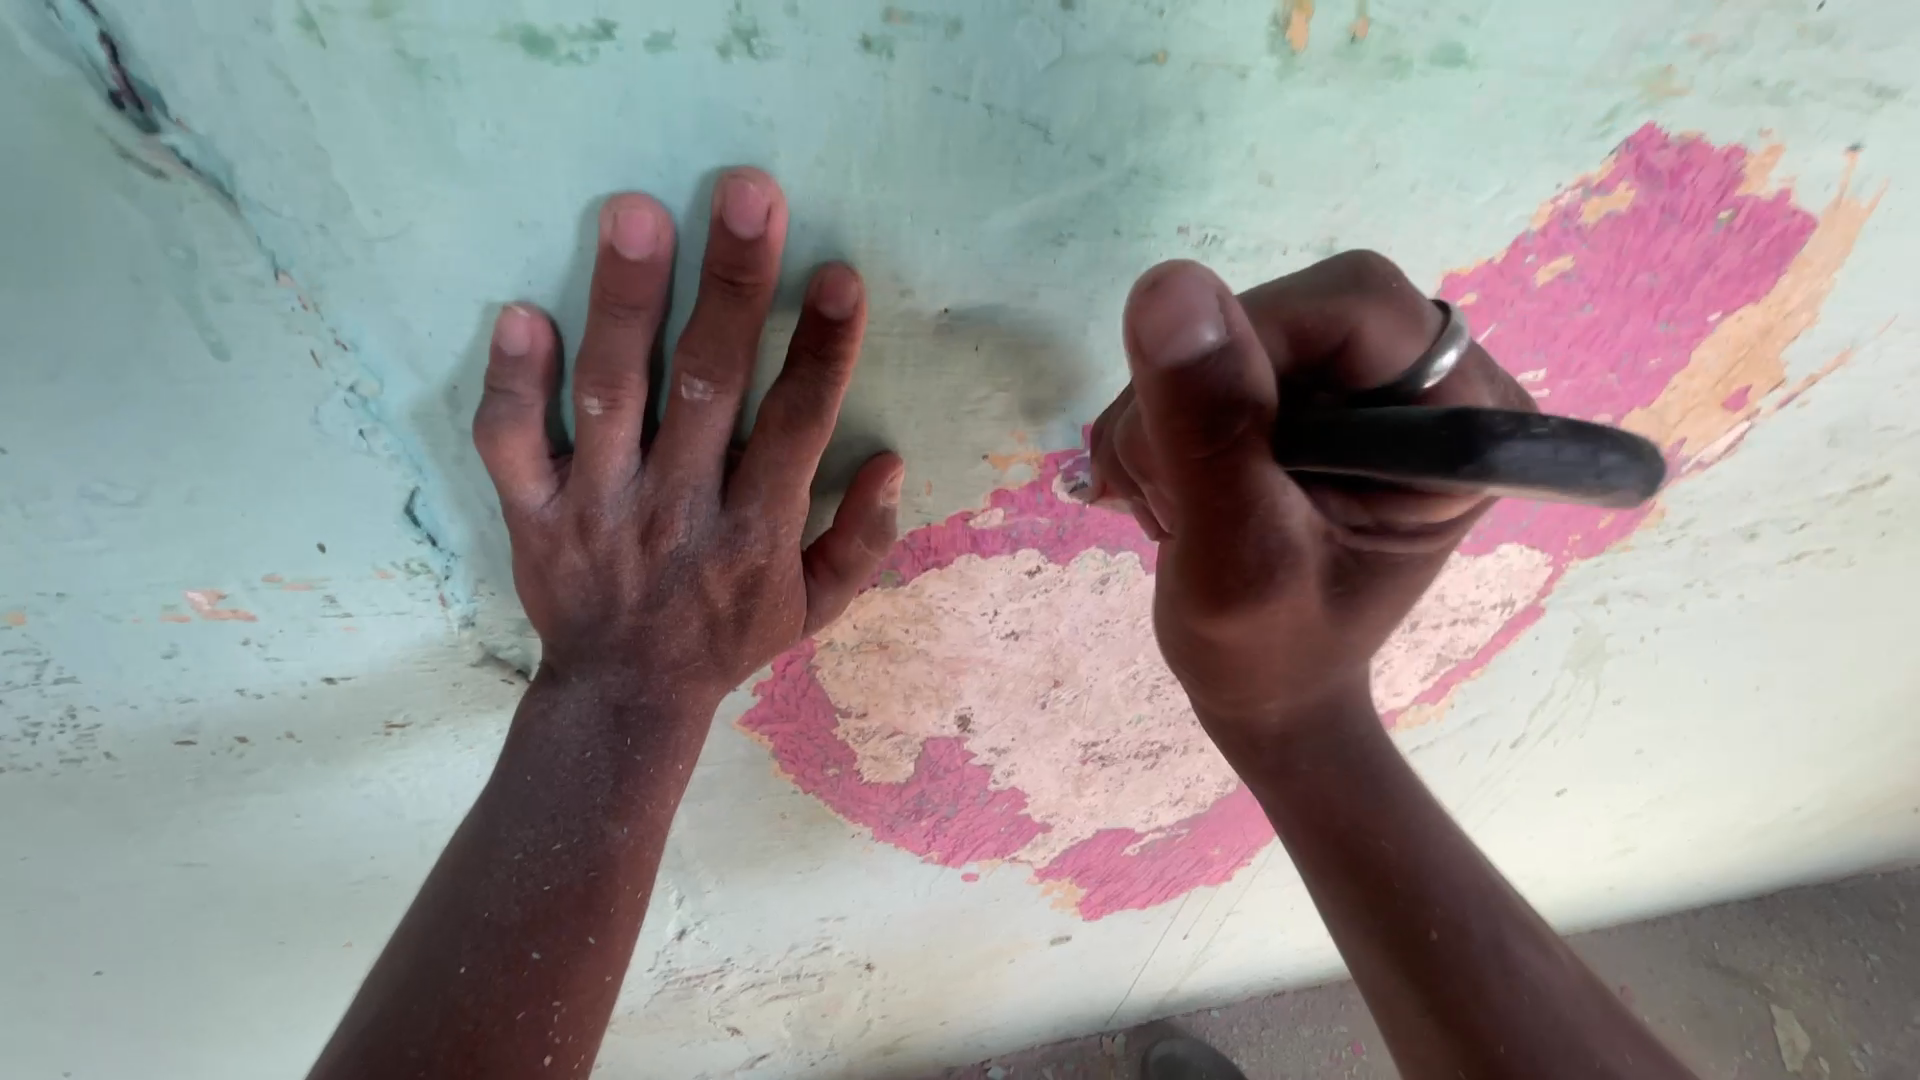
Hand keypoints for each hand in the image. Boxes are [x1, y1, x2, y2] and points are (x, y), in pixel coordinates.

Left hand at [472, 170, 903, 706]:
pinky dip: (512, 384)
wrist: (625, 696)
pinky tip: (520, 314)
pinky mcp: (533, 516)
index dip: (824, 352)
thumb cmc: (730, 638)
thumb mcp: (817, 609)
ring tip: (638, 214)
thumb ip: (861, 539)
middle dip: (735, 289)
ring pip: (612, 396)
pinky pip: (513, 446)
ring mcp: (597, 510)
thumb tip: (890, 461)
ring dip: (624, 304)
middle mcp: (679, 510)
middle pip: (709, 387)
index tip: (840, 277)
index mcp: (756, 534)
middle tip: (748, 195)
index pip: (797, 427)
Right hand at [1086, 252, 1532, 738]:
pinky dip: (1146, 426)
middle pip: (1270, 315)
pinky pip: (1191, 368)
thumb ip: (1208, 430)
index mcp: (1455, 420)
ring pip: (1213, 339)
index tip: (1181, 448)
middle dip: (1183, 402)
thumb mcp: (1235, 556)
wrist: (1261, 688)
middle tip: (1161, 497)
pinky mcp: (1286, 402)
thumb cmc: (1266, 652)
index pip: (1351, 304)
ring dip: (1152, 421)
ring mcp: (1342, 390)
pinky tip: (1156, 491)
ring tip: (1160, 511)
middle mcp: (1410, 385)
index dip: (1247, 346)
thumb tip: (1165, 286)